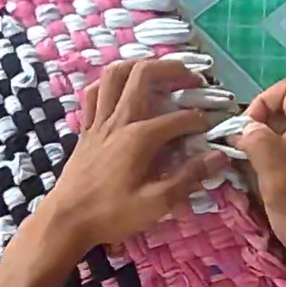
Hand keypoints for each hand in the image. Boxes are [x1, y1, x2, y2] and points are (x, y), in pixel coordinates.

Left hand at [33, 59, 223, 257]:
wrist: (66, 220)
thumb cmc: (111, 214)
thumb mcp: (156, 203)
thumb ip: (189, 177)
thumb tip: (219, 157)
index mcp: (139, 138)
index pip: (179, 118)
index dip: (201, 119)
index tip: (214, 126)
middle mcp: (118, 121)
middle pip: (143, 75)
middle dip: (172, 69)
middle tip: (192, 78)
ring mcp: (98, 122)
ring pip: (114, 75)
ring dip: (137, 65)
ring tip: (157, 71)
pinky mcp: (85, 130)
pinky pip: (93, 94)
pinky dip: (107, 84)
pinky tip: (119, 90)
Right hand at [234, 79, 285, 281]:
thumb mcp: (282, 189)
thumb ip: (263, 152)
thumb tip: (245, 127)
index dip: (262, 102)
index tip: (247, 132)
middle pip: (278, 110)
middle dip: (252, 125)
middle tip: (235, 154)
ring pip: (274, 133)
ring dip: (253, 145)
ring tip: (237, 169)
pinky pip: (276, 155)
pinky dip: (259, 161)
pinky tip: (249, 182)